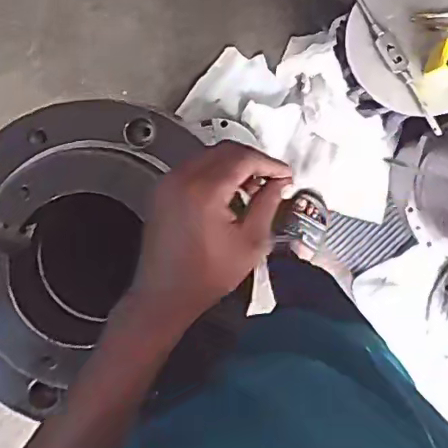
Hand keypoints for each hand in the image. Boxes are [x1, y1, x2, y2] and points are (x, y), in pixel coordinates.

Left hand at [121, 141, 292, 331]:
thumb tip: (278, 184)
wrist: (165, 296)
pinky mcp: (163, 190)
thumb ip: (268, 205)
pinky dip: (216, 172)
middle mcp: (182, 179)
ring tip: (252, 189)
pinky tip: (229, 194)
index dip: (270, 163)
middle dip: (254, 161)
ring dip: (235, 165)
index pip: (244, 158)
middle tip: (272, 179)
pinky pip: (195, 167)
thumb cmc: (201, 278)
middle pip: (227, 150)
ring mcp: (169, 183)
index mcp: (204, 190)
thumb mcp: (250, 243)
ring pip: (211, 155)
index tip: (284, 173)